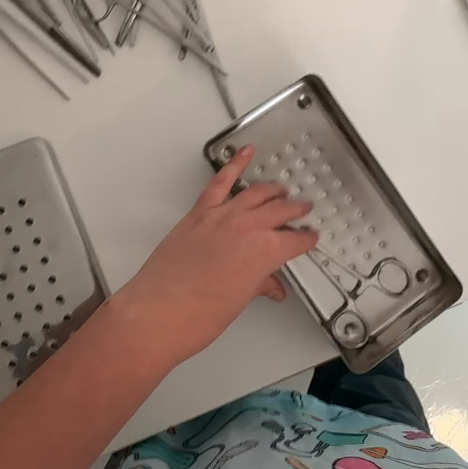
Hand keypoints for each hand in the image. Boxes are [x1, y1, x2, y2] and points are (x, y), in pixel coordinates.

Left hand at [113, 147, 318, 365]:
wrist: (158, 313)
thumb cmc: (198, 315)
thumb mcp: (239, 302)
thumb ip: (258, 285)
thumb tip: (270, 286)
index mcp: (267, 251)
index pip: (296, 241)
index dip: (306, 240)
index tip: (309, 238)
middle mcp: (249, 227)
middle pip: (281, 211)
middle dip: (295, 210)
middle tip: (302, 210)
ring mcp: (223, 216)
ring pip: (256, 193)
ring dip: (272, 190)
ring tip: (281, 191)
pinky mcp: (199, 213)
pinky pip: (221, 182)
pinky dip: (234, 164)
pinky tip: (246, 152)